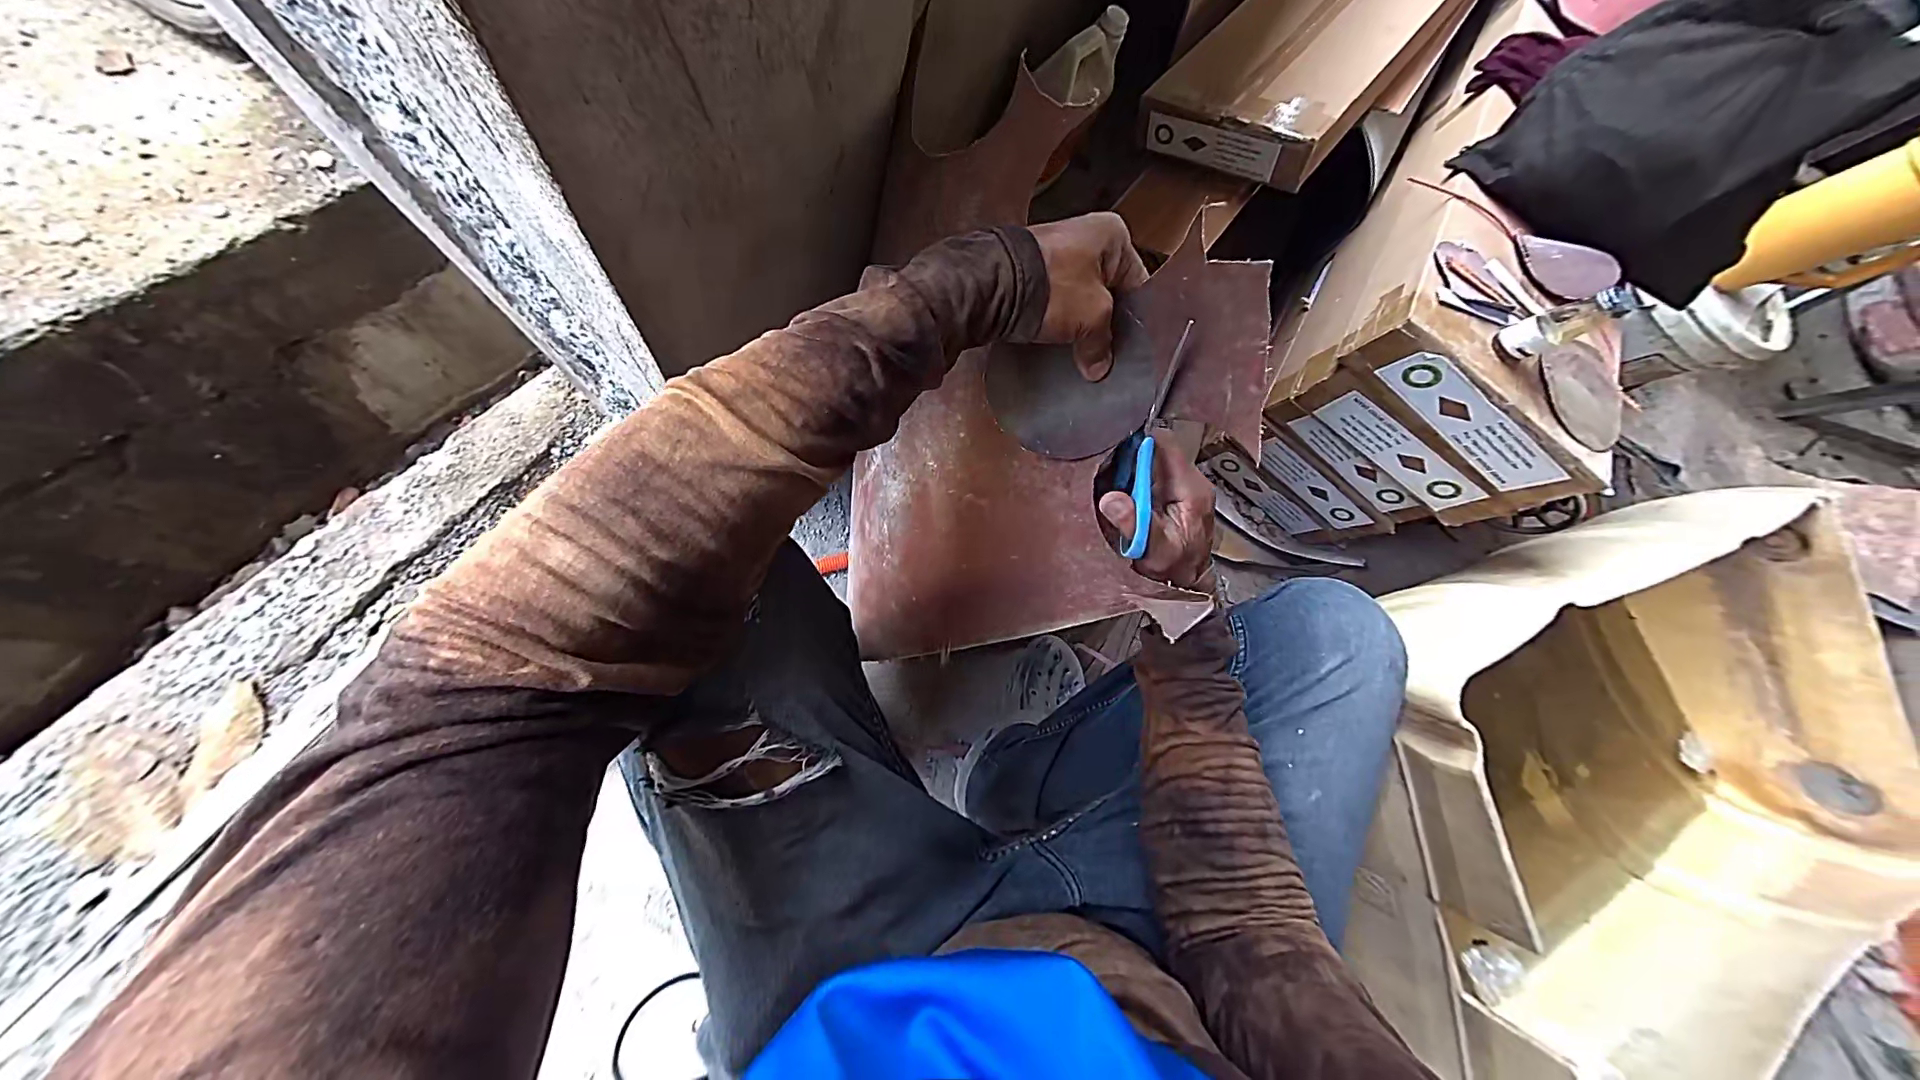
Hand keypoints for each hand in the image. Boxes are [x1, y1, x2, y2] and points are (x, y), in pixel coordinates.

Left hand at [1028, 212, 1149, 380]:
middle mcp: (1085, 236)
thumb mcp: (1093, 316)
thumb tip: (1099, 365)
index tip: (1130, 346)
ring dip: (1078, 326)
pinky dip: (1056, 322)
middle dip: (1104, 324)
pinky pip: (1054, 303)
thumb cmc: (1051, 286)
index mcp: (1112, 234)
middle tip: (1103, 353)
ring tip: (1080, 352)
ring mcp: (1056, 254)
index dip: (1135, 318)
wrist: (993, 285)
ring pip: (1079, 301)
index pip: (1137, 283)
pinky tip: (1056, 343)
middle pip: (1107, 293)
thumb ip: (1102, 342)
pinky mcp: (1031, 273)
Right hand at [1099, 432, 1215, 591]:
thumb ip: (1134, 524)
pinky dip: (1131, 477)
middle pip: (1155, 448)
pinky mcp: (1173, 490)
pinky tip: (1121, 492)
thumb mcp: (1152, 550)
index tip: (1112, 450)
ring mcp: (1182, 484)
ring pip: (1150, 458)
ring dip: (1127, 467)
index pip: (1164, 444)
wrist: (1187, 581)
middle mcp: (1191, 481)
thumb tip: (1112, 499)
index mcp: (1191, 489)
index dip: (1135, 442)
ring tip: (1111, 483)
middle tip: (1105, 471)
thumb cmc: (1174, 568)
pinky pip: (1149, 471)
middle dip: (1127, 456)